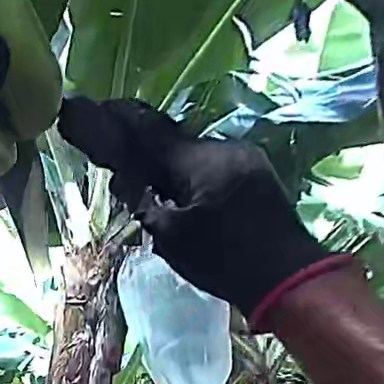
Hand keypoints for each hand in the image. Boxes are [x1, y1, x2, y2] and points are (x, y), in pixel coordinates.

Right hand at [59, 97, 348, 325]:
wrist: (285, 276)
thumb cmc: (223, 260)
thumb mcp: (172, 239)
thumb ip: (145, 206)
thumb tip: (125, 184)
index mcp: (201, 163)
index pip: (151, 136)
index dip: (121, 123)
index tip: (98, 107)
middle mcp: (224, 151)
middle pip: (172, 141)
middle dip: (140, 137)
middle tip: (111, 128)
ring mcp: (243, 162)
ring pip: (190, 154)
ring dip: (162, 158)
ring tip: (137, 164)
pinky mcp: (252, 177)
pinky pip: (207, 166)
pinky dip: (182, 171)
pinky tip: (171, 183)